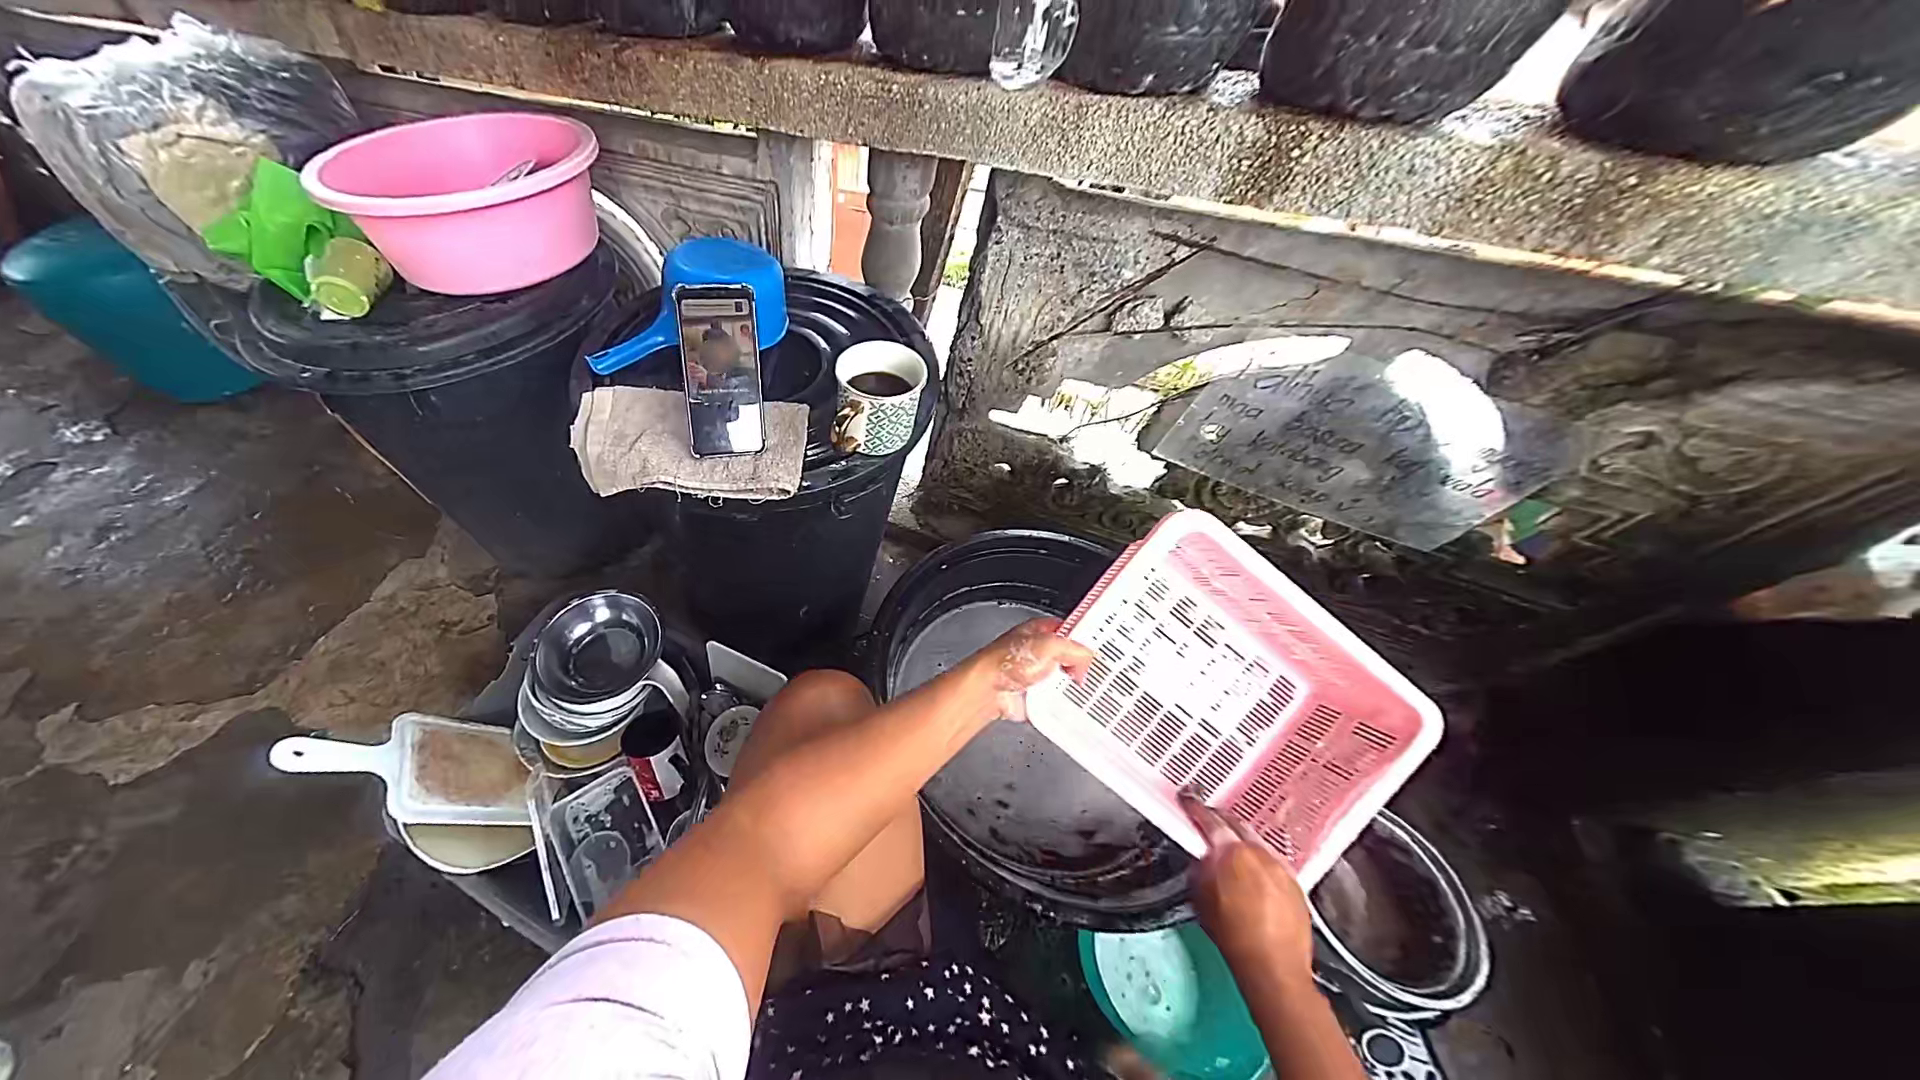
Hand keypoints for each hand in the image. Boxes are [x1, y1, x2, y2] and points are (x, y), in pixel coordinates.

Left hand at [958, 617, 1092, 723]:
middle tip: (1095, 672)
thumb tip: (1088, 657)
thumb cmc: (1006, 661)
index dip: (1087, 639)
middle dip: (1082, 666)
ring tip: (1083, 688)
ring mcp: (1036, 674)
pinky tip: (1069, 704)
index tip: (1103, 649)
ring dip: (1073, 686)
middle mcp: (1038, 651)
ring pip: (1065, 679)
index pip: (1072, 630)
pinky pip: (1057, 699)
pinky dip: (1063, 703)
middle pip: (1071, 657)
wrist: (988, 690)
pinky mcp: (1035, 695)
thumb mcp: (1049, 645)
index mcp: (1041, 631)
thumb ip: (1074, 649)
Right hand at [1183, 794, 1315, 985]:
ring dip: (1243, 842)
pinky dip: (1262, 862)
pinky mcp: (1296, 883)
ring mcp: (1280, 867)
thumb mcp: (1200, 897)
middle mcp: (1258, 853)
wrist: (1273, 968)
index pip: (1208, 819)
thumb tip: (1202, 858)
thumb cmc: (1236, 939)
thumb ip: (1200, 867)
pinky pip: (1275, 861)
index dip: (1195, 807)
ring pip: (1258, 842)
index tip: (1190, 802)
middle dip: (1220, 820)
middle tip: (1209, 821)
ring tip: (1232, 853)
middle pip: (1236, 823)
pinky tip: (1255, 876)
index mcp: (1230, 851)